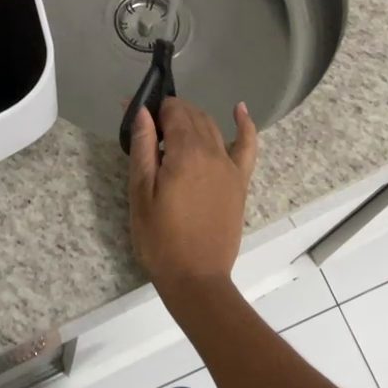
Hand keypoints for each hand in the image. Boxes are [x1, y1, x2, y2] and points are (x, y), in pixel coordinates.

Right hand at [127, 98, 258, 290]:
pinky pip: (247, 145)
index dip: (155, 110)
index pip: (172, 111)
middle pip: (192, 115)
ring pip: (211, 126)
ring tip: (173, 130)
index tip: (141, 123)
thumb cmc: (160, 239)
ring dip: (193, 119)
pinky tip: (240, 109)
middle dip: (171, 114)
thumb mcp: (141, 193)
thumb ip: (142, 146)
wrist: (196, 279)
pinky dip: (245, 124)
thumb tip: (140, 108)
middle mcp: (212, 151)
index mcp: (185, 152)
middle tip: (151, 132)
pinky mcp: (240, 181)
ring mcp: (230, 166)